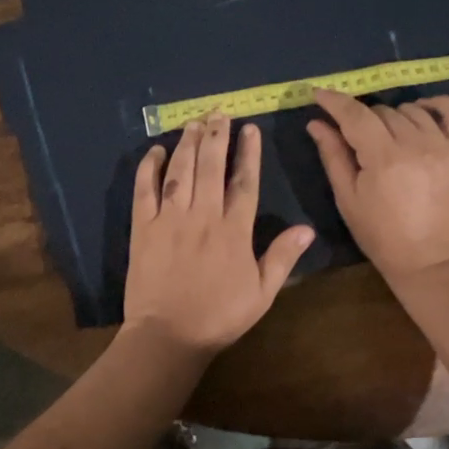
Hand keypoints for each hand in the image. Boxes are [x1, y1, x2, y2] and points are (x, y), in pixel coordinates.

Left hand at [123, 115, 315, 352]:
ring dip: (187, 144)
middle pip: (211, 167)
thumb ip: (281, 257)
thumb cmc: (219, 317)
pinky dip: (149, 168)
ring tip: (193, 123)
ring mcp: (169, 219)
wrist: (168, 335)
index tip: (249, 129)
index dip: (248, 154)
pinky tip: (155, 151)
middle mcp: (202, 216)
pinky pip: (145, 190)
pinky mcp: (142, 228)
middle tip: (218, 113)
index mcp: (233, 231)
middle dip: (216, 137)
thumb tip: (306, 228)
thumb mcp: (261, 293)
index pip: (244, 182)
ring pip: (180, 172)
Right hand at [306, 89, 448, 279]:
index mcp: (383, 158)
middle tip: (352, 138)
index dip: (335, 101)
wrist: (426, 258)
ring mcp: (442, 146)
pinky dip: (438, 104)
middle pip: (381, 111)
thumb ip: (332, 155)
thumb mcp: (346, 196)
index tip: (318, 94)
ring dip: (391, 116)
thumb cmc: (378, 232)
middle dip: (361, 118)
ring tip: (383, 136)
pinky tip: (421, 109)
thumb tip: (316, 123)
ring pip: (410, 110)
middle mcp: (415, 144)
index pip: (355, 115)